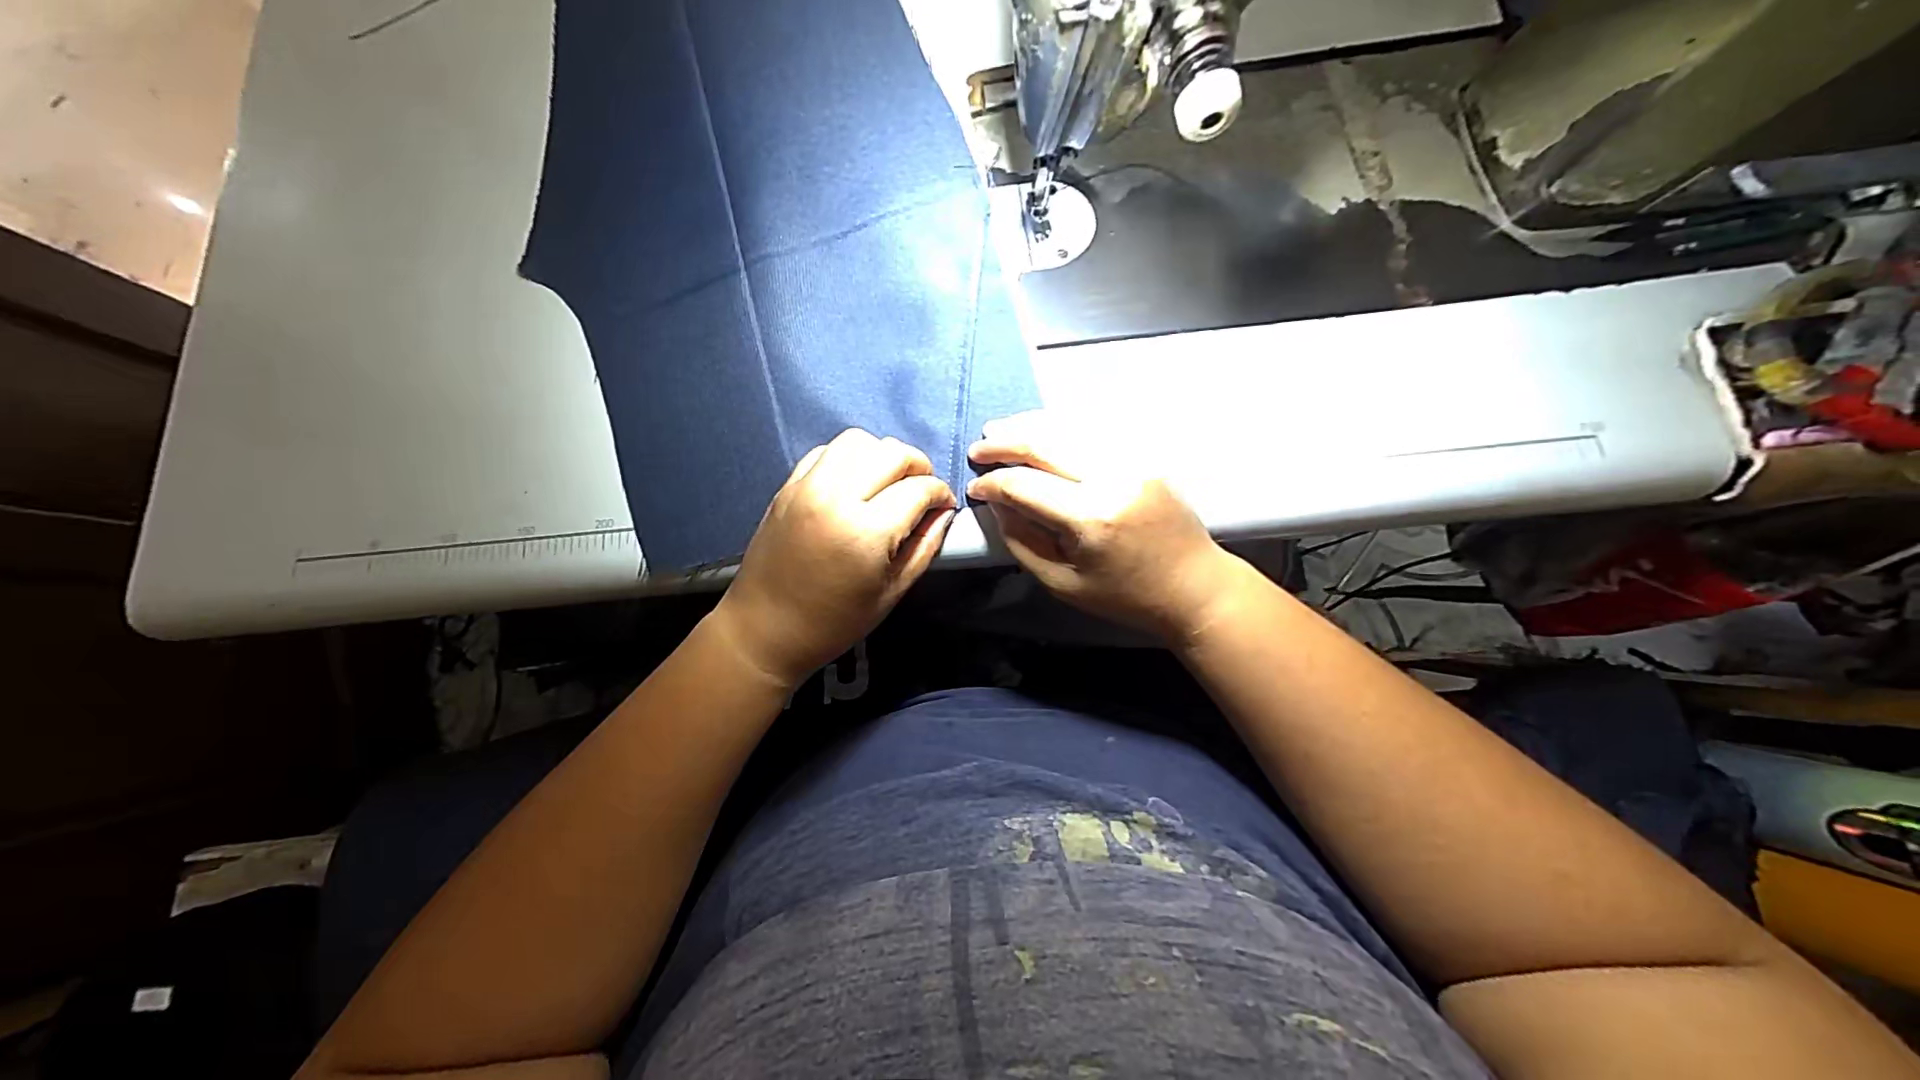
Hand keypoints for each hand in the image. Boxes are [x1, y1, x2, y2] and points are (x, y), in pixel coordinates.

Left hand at [712, 429, 956, 685]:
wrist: (764, 629)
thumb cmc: (833, 622)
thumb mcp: (892, 593)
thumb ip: (924, 547)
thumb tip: (943, 515)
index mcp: (866, 530)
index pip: (919, 489)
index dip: (941, 495)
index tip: (943, 507)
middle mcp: (837, 497)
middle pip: (892, 453)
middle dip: (918, 467)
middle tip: (921, 492)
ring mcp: (808, 487)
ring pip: (858, 441)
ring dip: (882, 456)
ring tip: (888, 483)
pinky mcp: (788, 487)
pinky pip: (826, 451)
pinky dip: (848, 458)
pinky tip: (854, 484)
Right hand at [967, 411, 1245, 641]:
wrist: (1195, 586)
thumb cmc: (1126, 596)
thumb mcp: (1062, 583)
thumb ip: (1022, 541)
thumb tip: (999, 503)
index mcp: (1091, 518)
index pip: (1025, 485)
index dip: (993, 484)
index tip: (975, 487)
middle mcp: (1113, 478)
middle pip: (1046, 443)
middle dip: (1005, 442)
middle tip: (979, 447)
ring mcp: (1134, 461)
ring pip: (1070, 426)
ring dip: (1031, 425)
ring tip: (1001, 429)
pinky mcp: (1146, 456)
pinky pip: (1097, 427)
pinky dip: (1064, 424)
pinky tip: (1044, 426)